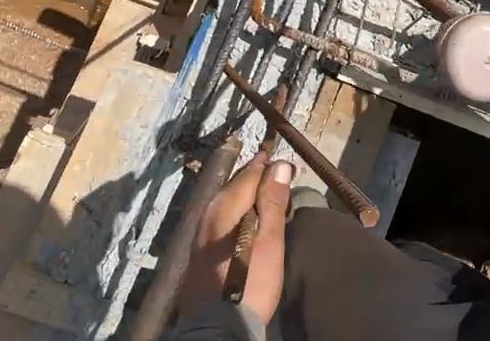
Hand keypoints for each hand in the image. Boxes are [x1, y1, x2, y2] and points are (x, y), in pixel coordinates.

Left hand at [177, 155, 295, 325]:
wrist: (217, 332)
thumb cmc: (248, 285)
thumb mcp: (269, 243)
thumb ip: (272, 202)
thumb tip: (279, 165)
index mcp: (223, 207)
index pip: (250, 173)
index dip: (270, 167)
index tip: (288, 166)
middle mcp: (208, 213)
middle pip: (237, 186)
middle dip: (259, 180)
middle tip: (282, 182)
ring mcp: (201, 233)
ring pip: (229, 202)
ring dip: (250, 198)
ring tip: (271, 203)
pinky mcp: (201, 251)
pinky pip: (224, 218)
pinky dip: (240, 214)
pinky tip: (251, 224)